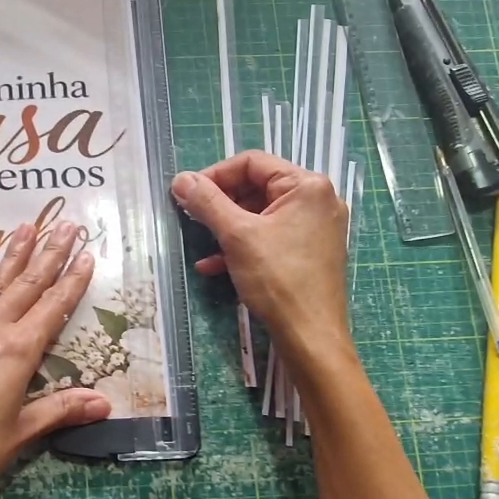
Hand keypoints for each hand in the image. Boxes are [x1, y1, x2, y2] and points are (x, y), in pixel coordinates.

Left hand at [0, 221, 110, 498]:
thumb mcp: (22, 432)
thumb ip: (60, 410)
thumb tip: (104, 403)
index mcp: (19, 352)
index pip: (54, 307)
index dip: (73, 281)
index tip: (88, 253)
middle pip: (27, 286)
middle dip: (50, 254)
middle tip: (67, 224)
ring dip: (10, 257)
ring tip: (25, 227)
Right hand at [172, 151, 351, 351]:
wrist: (311, 336)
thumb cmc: (277, 279)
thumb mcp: (237, 236)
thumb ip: (207, 203)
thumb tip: (181, 180)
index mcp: (307, 185)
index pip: (252, 163)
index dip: (215, 175)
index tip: (187, 195)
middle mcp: (317, 200)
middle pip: (257, 187)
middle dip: (221, 204)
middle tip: (192, 218)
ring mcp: (316, 228)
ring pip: (261, 215)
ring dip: (227, 228)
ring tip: (201, 244)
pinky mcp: (311, 253)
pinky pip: (271, 237)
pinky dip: (243, 247)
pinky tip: (215, 266)